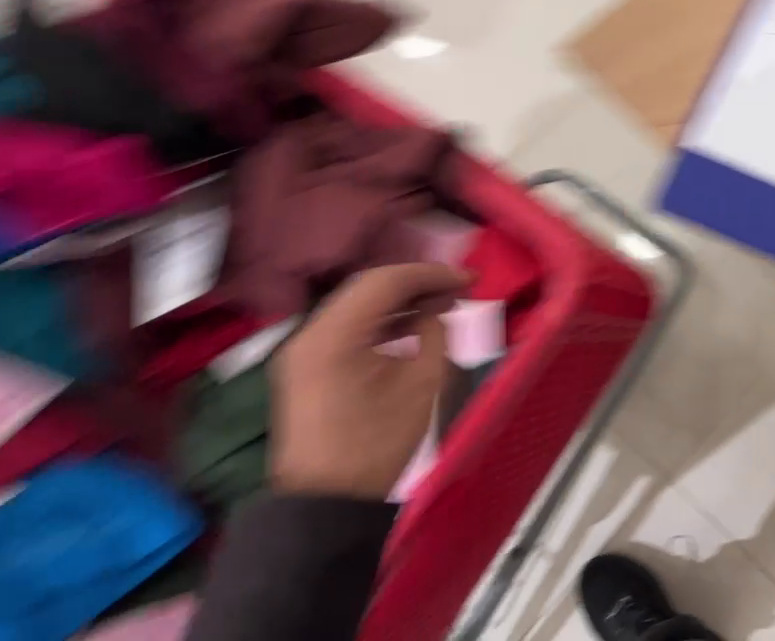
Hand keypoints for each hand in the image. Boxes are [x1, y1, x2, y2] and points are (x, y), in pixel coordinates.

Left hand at [270, 263, 468, 499]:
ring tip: (443, 305)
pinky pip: (348, 325)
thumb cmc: (380, 441)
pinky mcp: (307, 365)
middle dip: (418, 282)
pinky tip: (414, 325)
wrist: (327, 500)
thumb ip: (433, 332)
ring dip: (402, 299)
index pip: (387, 281)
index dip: (433, 274)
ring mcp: (303, 350)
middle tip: (459, 289)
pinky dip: (383, 318)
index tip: (471, 280)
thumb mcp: (423, 382)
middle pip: (369, 286)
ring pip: (358, 303)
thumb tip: (435, 310)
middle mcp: (310, 334)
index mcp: (335, 335)